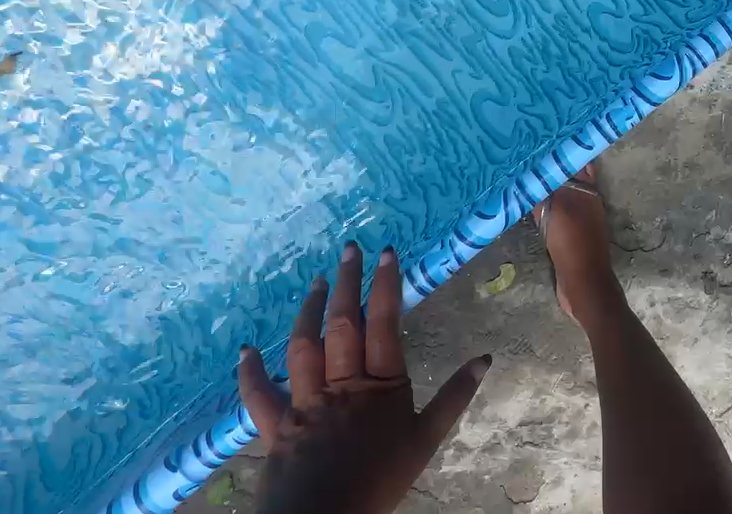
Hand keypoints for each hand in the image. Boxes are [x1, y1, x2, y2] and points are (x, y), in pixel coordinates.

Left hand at [238, 243, 491, 513]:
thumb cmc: (380, 481)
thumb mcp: (426, 441)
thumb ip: (454, 396)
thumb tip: (486, 358)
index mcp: (381, 384)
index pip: (384, 322)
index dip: (385, 285)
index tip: (387, 253)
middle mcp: (341, 384)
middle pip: (342, 324)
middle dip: (346, 282)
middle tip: (349, 250)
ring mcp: (306, 403)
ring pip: (303, 347)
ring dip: (307, 311)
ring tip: (315, 281)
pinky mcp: (277, 428)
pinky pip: (259, 397)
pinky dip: (250, 373)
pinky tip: (246, 349)